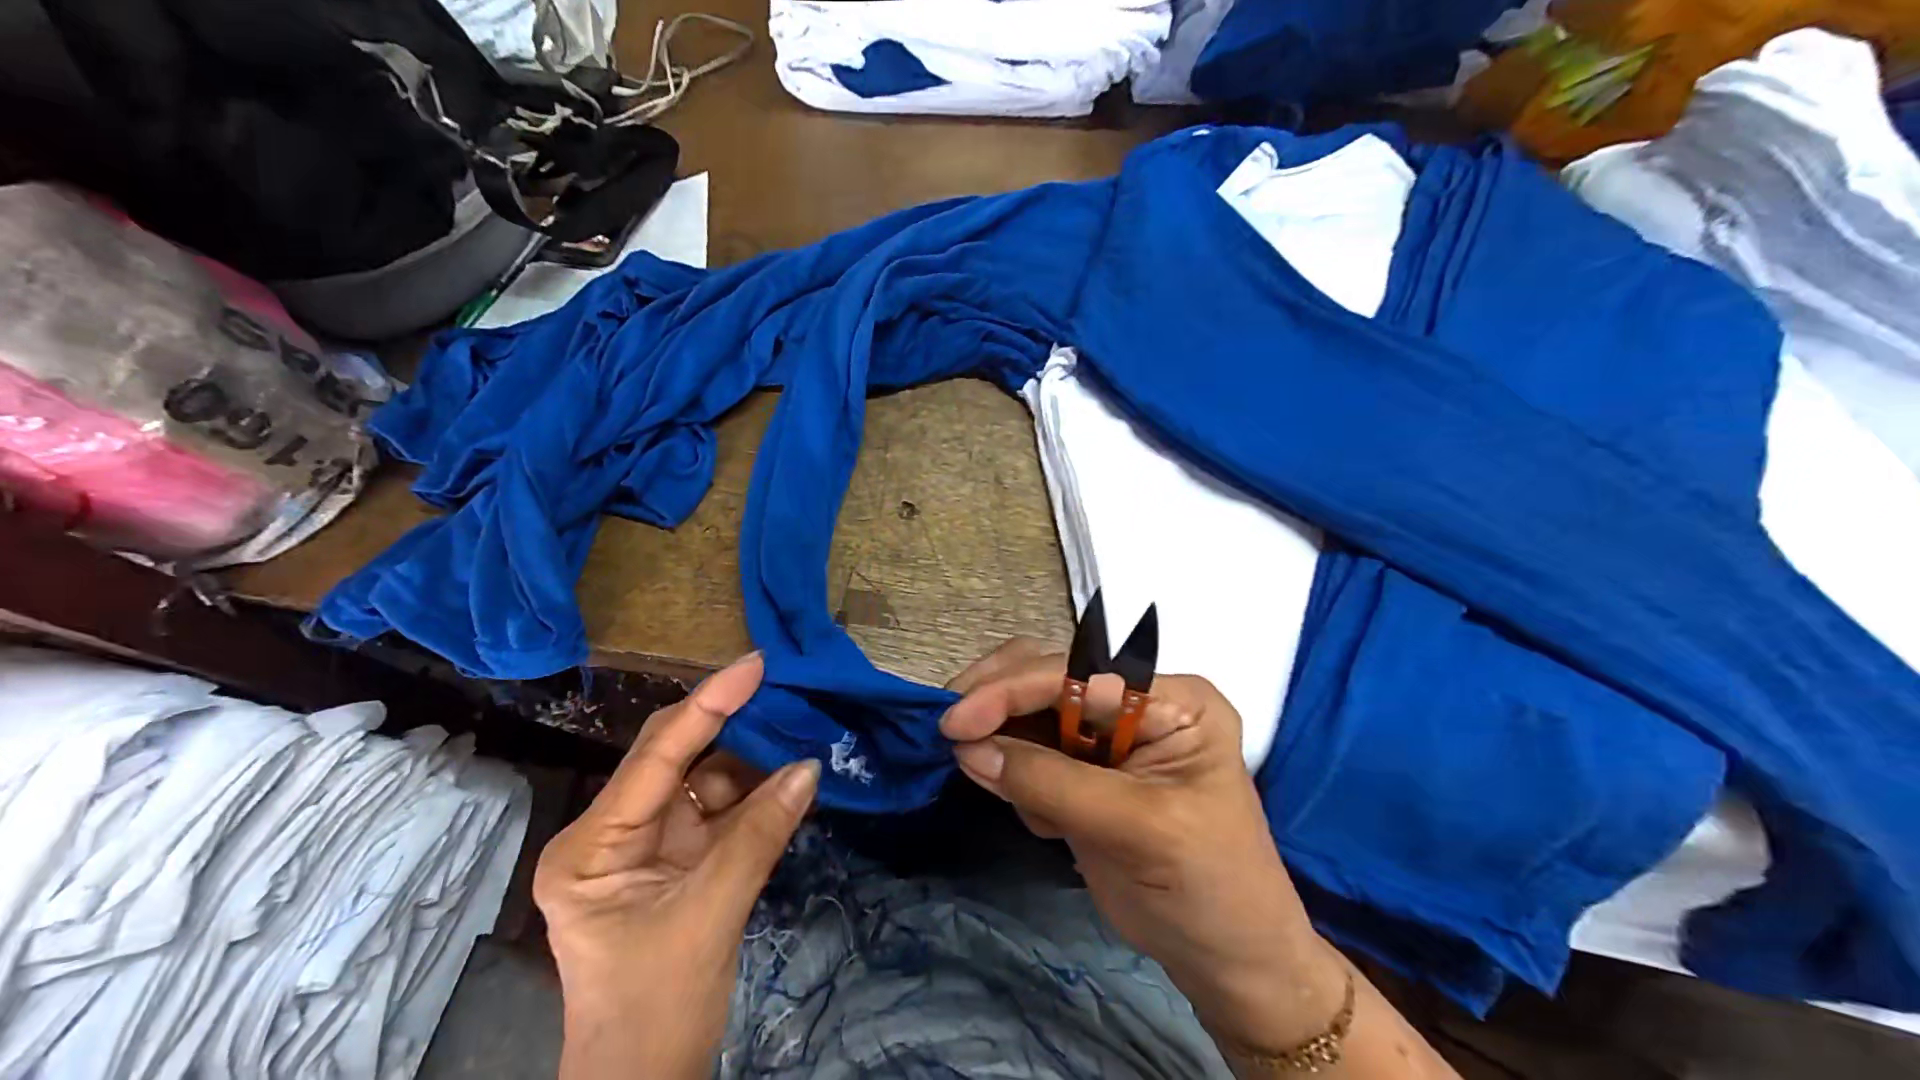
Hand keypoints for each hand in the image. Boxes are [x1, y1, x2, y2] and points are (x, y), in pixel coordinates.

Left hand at [534, 653, 819, 1079]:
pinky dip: (755, 796)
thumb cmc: (659, 1006)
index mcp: (591, 846)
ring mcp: (646, 844)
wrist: (648, 1076)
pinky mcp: (677, 857)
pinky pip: (720, 809)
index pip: (654, 759)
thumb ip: (760, 834)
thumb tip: (808, 768)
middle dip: (728, 725)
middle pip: (673, 759)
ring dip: (750, 764)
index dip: (707, 706)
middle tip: (780, 689)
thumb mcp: (712, 915)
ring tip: (797, 737)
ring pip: (703, 780)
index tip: (753, 665)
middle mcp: (611, 833)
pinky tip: (787, 784)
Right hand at [941, 639, 1347, 1056]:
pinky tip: (1045, 824)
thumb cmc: (1208, 889)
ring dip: (1002, 742)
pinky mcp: (1085, 770)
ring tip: (1013, 796)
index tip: (955, 721)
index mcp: (1172, 698)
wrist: (1228, 961)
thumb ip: (1052, 782)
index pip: (1078, 672)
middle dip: (998, 703)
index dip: (1012, 689)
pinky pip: (1028, 753)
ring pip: (1030, 712)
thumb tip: (968, 749)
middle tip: (951, 733)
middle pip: (1048, 676)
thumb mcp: (1139, 829)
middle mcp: (1138, 703)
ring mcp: (1109, 736)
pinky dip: (1015, 777)